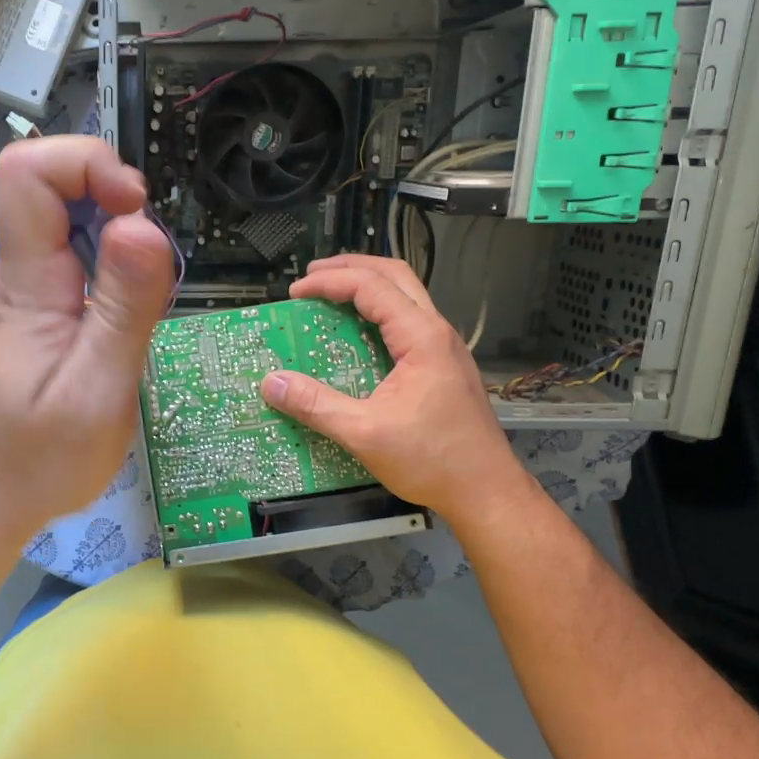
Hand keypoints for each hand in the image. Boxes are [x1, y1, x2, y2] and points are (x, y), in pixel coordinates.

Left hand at [0, 136, 172, 544]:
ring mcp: (27, 292)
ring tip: (144, 297)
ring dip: (119, 238)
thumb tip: (142, 225)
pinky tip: (126, 315)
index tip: (137, 209)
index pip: (29, 173)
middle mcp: (19, 274)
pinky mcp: (39, 313)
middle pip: (53, 187)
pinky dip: (112, 268)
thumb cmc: (40, 459)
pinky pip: (75, 261)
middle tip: (153, 262)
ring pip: (69, 224)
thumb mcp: (97, 391)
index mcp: (27, 284)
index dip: (87, 166)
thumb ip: (124, 307)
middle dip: (115, 201)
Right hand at [259, 255, 535, 528]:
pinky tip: (357, 334)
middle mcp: (437, 333)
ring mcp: (444, 349)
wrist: (487, 491)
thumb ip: (316, 405)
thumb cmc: (434, 460)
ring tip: (331, 295)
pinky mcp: (443, 367)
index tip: (295, 292)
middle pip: (395, 276)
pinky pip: (408, 322)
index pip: (372, 286)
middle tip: (312, 275)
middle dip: (351, 267)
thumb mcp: (365, 433)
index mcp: (422, 338)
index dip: (329, 282)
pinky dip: (378, 313)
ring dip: (367, 287)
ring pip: (406, 296)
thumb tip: (272, 383)